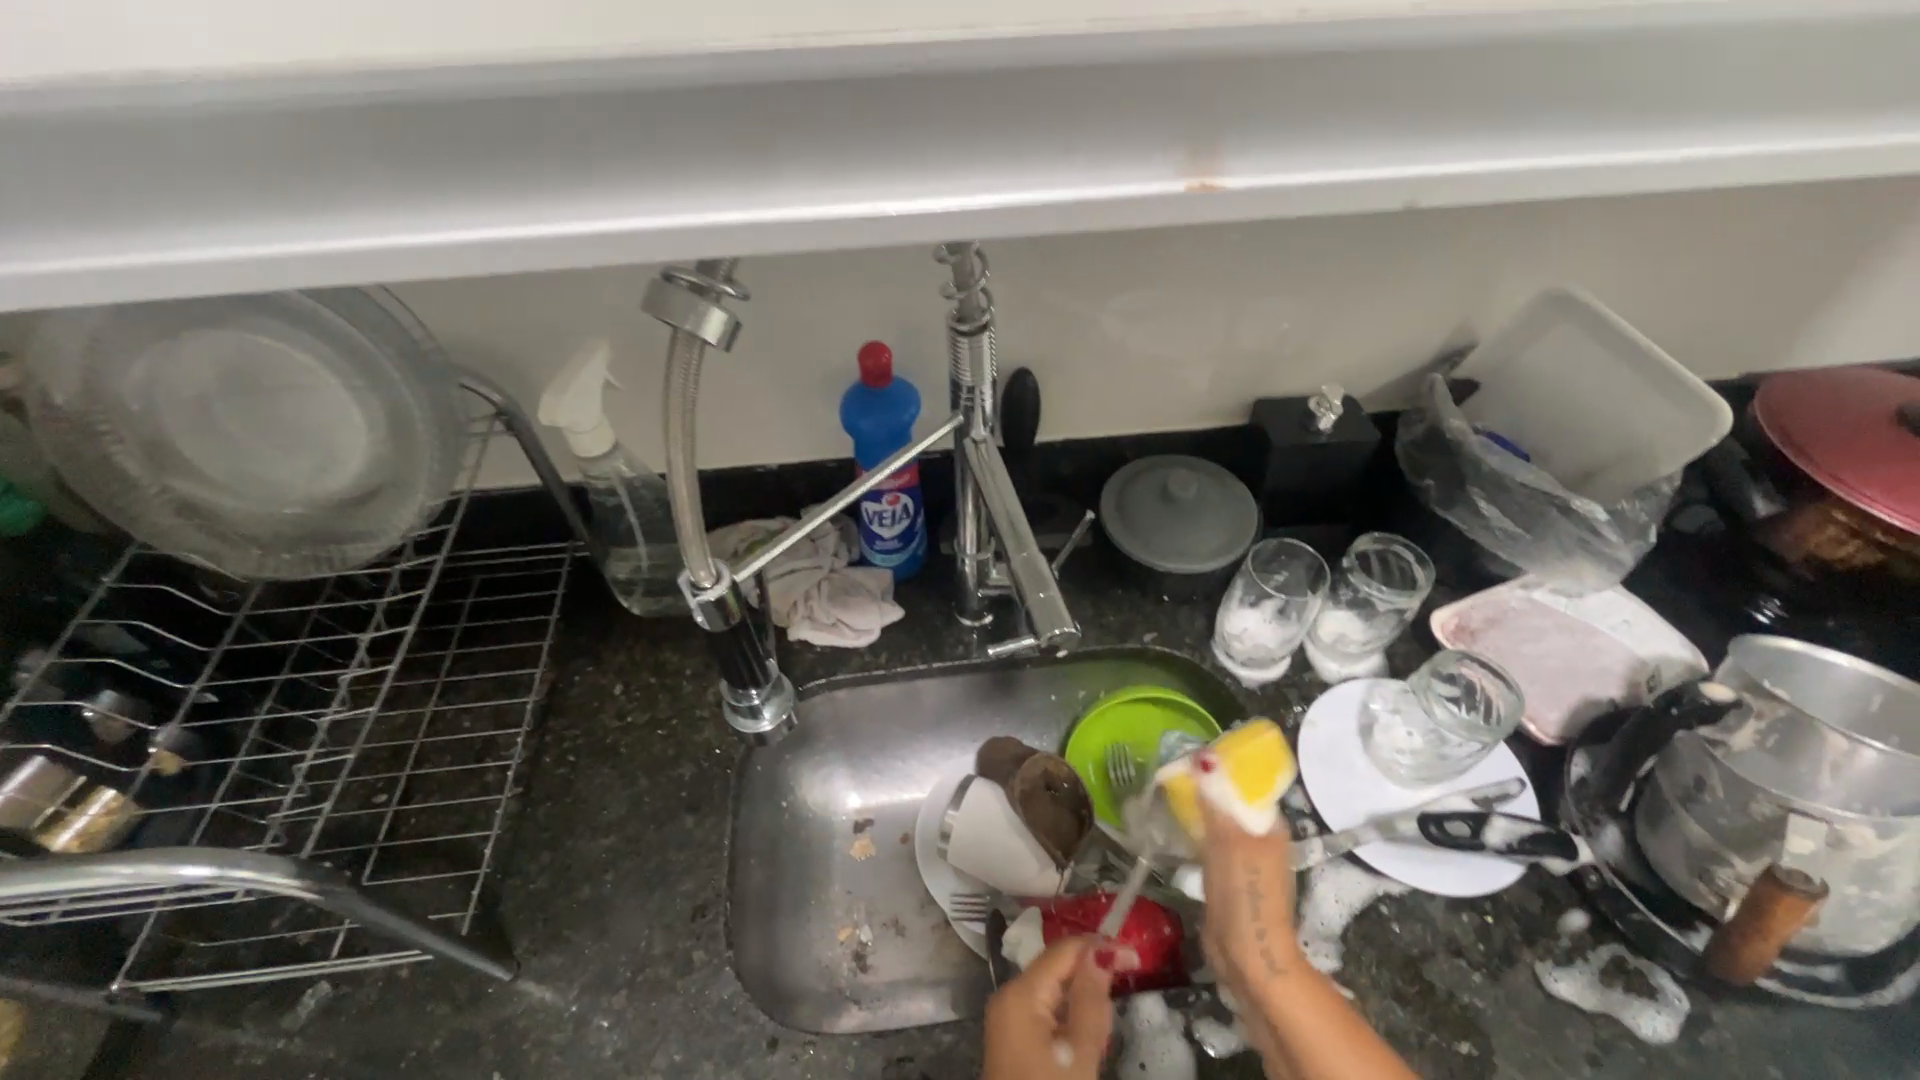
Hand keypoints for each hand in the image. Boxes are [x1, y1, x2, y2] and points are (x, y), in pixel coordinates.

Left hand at [980, 937, 1124, 1079]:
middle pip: (1055, 966)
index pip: (1063, 950)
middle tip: (1126, 984)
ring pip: (1051, 987)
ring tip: (1108, 1013)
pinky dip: (1067, 1012)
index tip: (1137, 956)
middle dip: (1091, 970)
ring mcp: (1006, 1015)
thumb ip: (1091, 999)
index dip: (1100, 947)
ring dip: (1081, 993)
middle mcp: (1008, 995)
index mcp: (1021, 993)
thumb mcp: (1080, 1053)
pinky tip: (1086, 1030)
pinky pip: (1044, 1008)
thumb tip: (1101, 951)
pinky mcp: (1011, 1034)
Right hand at [1196, 754, 1304, 1013]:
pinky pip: (1209, 848)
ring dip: (1196, 815)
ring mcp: (1244, 862)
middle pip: (1230, 804)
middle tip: (1171, 778)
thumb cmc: (1244, 894)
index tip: (1189, 760)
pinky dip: (1194, 838)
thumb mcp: (1228, 841)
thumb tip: (1203, 758)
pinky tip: (1174, 834)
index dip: (1221, 770)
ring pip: (1217, 826)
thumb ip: (1214, 800)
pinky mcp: (1227, 880)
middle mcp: (1261, 840)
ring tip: (1167, 801)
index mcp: (1271, 827)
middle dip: (1204, 791)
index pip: (1247, 785)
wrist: (1247, 955)